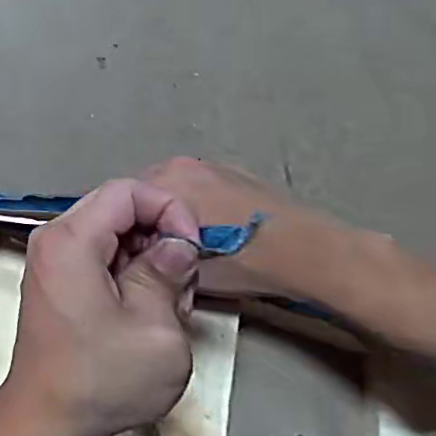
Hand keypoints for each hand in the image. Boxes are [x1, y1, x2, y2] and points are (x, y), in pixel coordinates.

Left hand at [0, 179, 202, 435]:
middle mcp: (52, 241)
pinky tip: (145, 314)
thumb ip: (168, 273)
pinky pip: (98, 258)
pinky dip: (128, 276)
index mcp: (69, 240)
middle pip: (117, 210)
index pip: (126, 191)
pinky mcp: (56, 282)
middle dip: (159, 239)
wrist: (47, 416)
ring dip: (147, 262)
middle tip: (182, 285)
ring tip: (166, 307)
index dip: (169, 210)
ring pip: (112, 236)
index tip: (191, 248)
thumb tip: (177, 244)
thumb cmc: (100, 379)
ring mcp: (50, 261)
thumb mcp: (156, 327)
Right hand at [139, 156, 355, 299]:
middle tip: (153, 252)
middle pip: (141, 195)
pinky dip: (190, 206)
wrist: (315, 255)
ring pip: (167, 191)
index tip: (133, 255)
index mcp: (164, 182)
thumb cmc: (248, 263)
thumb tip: (134, 254)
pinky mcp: (230, 174)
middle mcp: (179, 166)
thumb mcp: (187, 270)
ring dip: (165, 213)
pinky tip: (206, 231)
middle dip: (142, 220)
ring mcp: (207, 166)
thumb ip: (150, 256)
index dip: (123, 232)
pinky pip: (193, 189)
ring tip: (179, 243)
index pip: (120, 205)